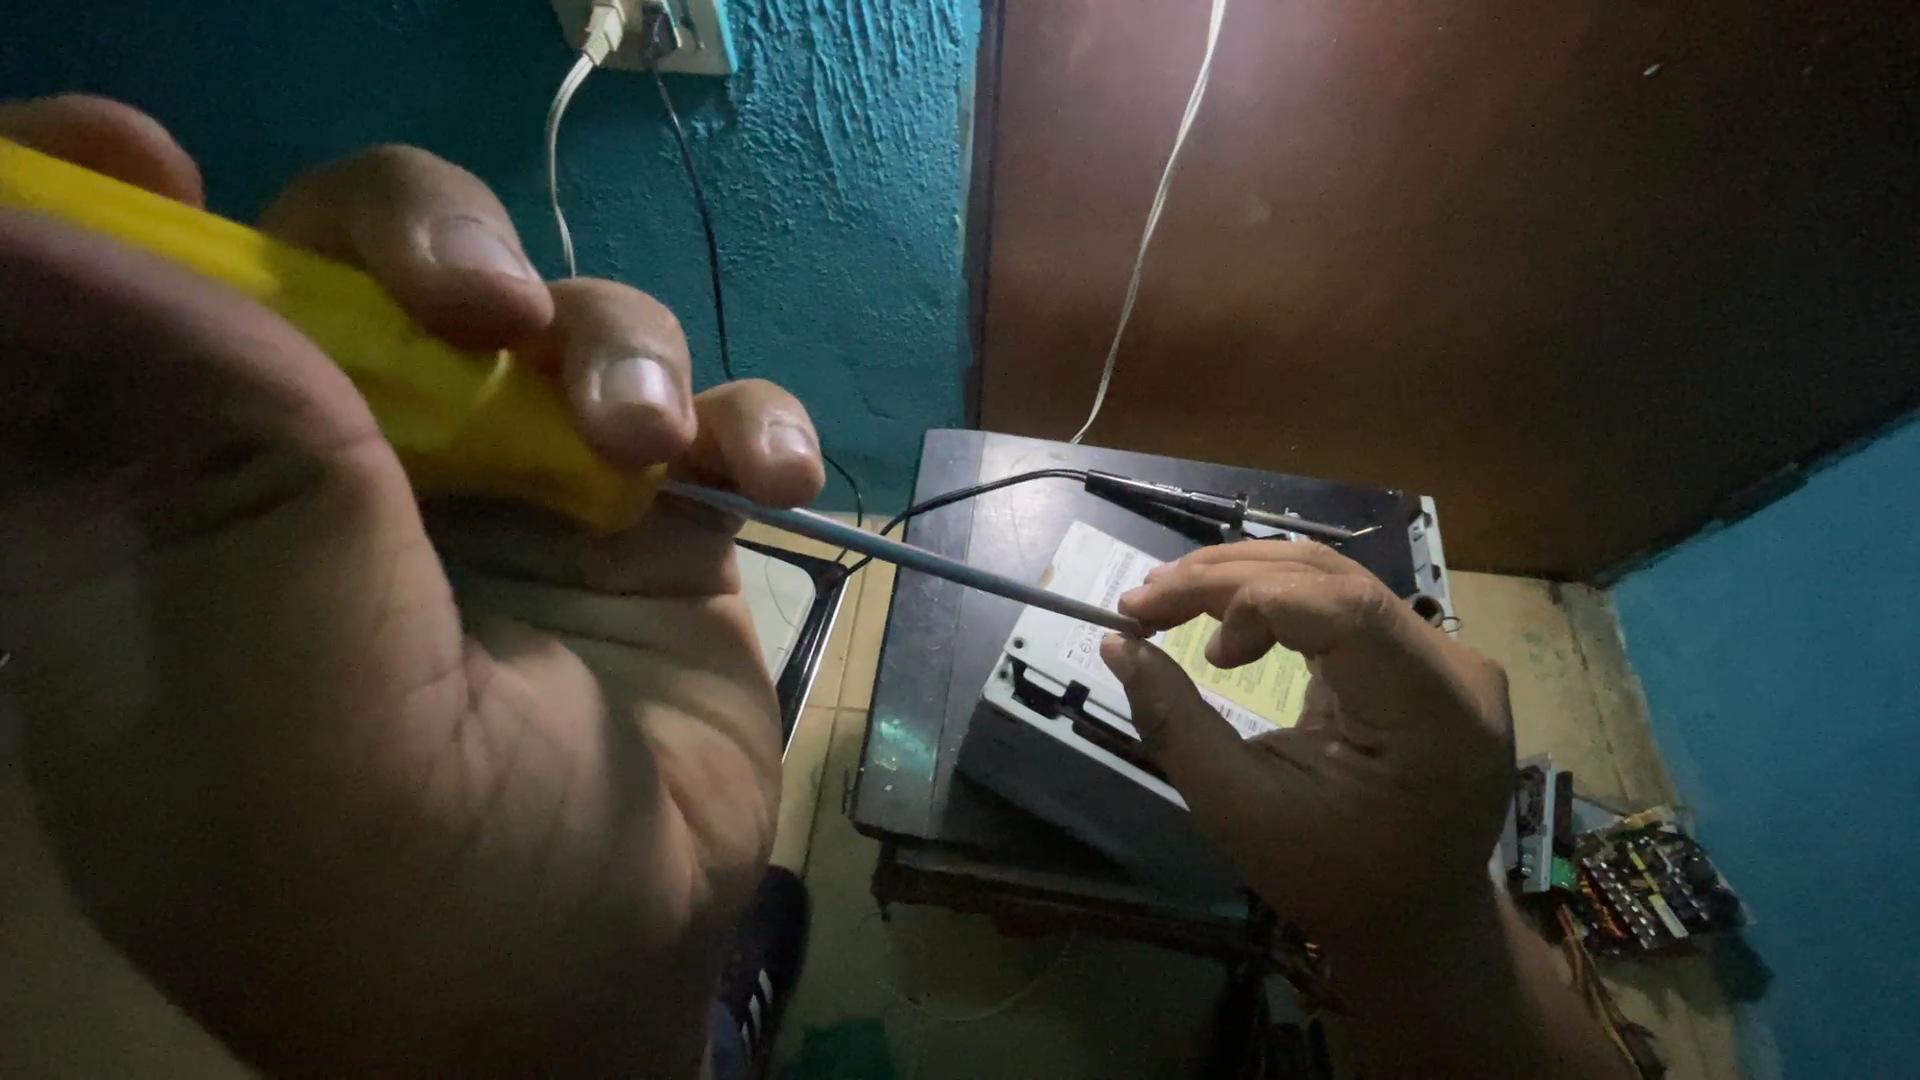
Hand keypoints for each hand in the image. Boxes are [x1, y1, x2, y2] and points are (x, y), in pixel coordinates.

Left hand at [0, 95, 820, 1075]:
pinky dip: (754, 421)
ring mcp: (542, 489)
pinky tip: (777, 473)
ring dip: (630, 355)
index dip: (109, 214)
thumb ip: (242, 498)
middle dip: (444, 251)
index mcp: (199, 518)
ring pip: (580, 328)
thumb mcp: (308, 730)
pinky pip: (720, 417)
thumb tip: (90, 241)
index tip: (143, 159)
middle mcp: (373, 475)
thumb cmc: (425, 898)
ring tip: (660, 446)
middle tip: (495, 315)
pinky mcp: (669, 519)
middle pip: (385, 269)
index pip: (119, 316)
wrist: (619, 961)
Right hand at [1099, 539, 1514, 954]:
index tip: (1178, 637)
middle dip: (1222, 577)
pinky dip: (1264, 595)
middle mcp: (1453, 668)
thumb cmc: (1332, 878)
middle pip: (1327, 577)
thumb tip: (1116, 643)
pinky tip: (1216, 610)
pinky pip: (1332, 598)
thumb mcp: (1237, 811)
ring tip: (1164, 594)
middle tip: (1141, 601)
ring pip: (1326, 574)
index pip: (1344, 608)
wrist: (1413, 915)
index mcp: (1432, 717)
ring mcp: (1439, 654)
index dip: (1248, 600)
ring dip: (1236, 576)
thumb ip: (1174, 722)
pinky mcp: (1414, 652)